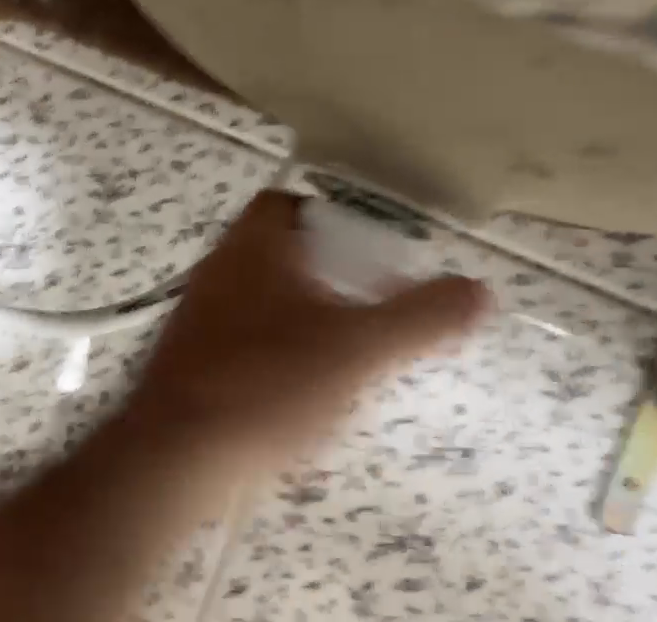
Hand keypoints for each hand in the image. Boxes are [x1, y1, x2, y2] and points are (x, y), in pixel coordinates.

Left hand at [126, 190, 490, 470]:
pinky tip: (299, 389)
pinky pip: (240, 334)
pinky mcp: (189, 357)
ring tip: (345, 349)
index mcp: (252, 247)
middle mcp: (218, 269)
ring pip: (258, 294)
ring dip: (301, 311)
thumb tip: (478, 290)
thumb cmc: (266, 384)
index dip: (328, 217)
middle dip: (324, 270)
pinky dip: (274, 346)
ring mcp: (198, 313)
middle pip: (274, 250)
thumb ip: (419, 318)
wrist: (178, 452)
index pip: (283, 203)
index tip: (368, 250)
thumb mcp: (357, 349)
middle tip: (368, 302)